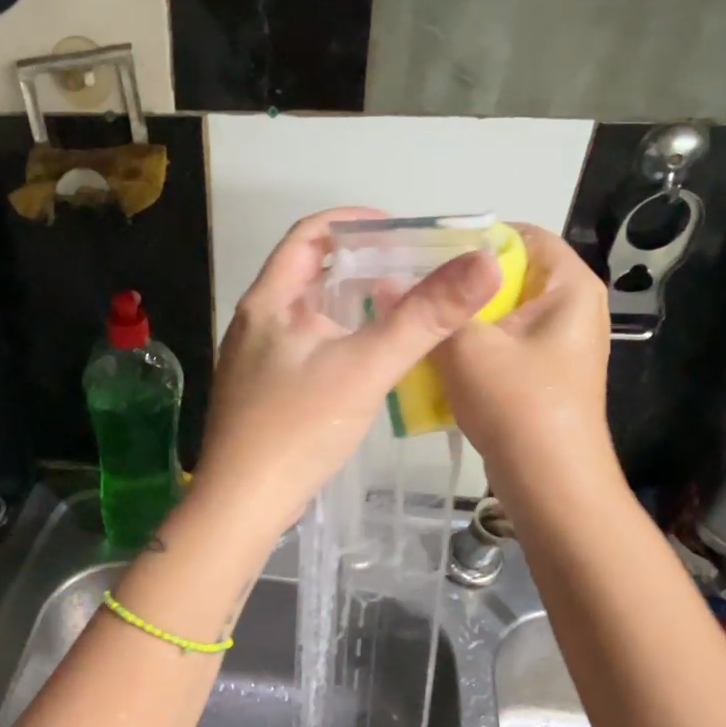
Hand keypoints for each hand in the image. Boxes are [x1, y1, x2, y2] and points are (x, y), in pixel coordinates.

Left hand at [188, 207, 500, 538]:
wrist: (242, 503)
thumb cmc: (297, 428)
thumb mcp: (367, 367)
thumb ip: (424, 316)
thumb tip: (483, 262)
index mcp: (268, 303)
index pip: (308, 236)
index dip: (353, 223)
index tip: (397, 233)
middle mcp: (251, 325)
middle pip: (304, 275)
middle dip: (355, 267)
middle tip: (405, 275)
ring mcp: (248, 363)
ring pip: (301, 318)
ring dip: (343, 308)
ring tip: (390, 317)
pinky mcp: (254, 397)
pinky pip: (296, 353)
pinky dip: (330, 344)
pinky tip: (358, 368)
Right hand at [434, 224, 615, 478]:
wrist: (550, 483)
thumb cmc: (518, 405)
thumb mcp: (465, 350)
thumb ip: (427, 312)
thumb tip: (383, 283)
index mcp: (570, 285)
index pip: (520, 235)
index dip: (469, 241)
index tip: (421, 257)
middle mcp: (573, 308)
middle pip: (508, 278)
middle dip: (457, 287)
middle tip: (409, 293)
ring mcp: (560, 346)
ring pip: (500, 318)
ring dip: (460, 324)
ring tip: (416, 328)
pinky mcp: (544, 377)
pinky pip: (502, 349)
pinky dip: (471, 352)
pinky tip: (436, 366)